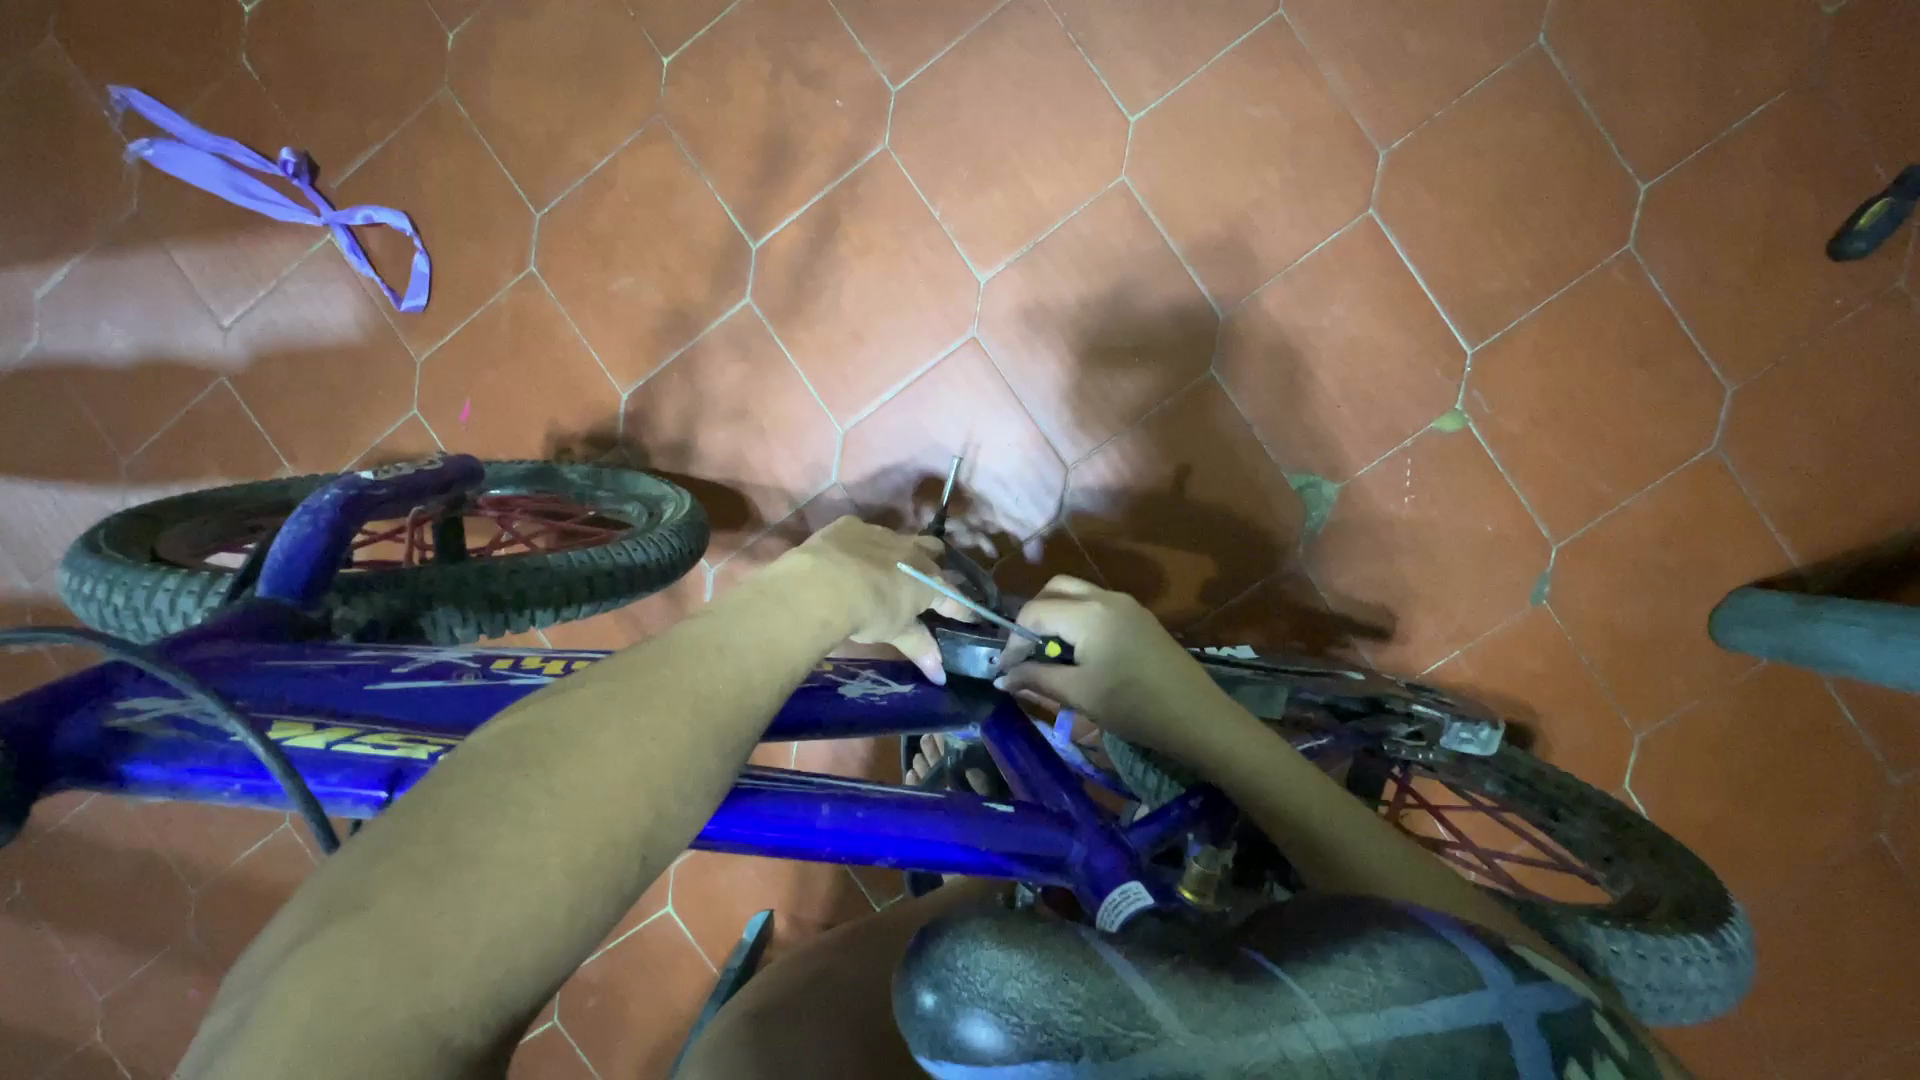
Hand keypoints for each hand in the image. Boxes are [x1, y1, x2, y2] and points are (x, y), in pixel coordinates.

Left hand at [778, 516, 973, 683]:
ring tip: (889, 565)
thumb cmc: (870, 613)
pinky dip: (861, 545)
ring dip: (898, 552)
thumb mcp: (895, 632)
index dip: (963, 609)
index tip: (974, 616)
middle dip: (935, 563)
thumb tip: (941, 677)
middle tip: (930, 578)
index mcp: (928, 581)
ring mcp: (881, 535)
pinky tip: (850, 556)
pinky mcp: (851, 526)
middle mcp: (911, 552)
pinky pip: (862, 533)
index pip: (953, 597)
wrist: (824, 585)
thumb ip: (919, 648)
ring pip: (900, 538)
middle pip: (934, 551)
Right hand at [996, 576, 1249, 769]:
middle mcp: (1106, 597)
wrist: (1198, 717)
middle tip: (1026, 652)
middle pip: (1054, 589)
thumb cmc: (1134, 707)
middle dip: (1032, 616)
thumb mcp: (1079, 695)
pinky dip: (1077, 619)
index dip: (1014, 640)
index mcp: (1088, 613)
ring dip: (1055, 615)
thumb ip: (1036, 680)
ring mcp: (1126, 604)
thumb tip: (1002, 678)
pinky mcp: (1139, 617)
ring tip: (1049, 654)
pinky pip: (1096, 605)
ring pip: (1076, 594)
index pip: (1034, 612)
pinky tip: (1078, 653)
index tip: (1006, 670)